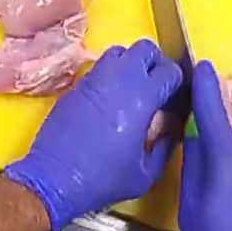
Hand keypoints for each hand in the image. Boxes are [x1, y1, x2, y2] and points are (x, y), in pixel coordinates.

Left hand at [4, 40, 183, 230]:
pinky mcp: (74, 88)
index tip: (174, 100)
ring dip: (130, 66)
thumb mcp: (144, 174)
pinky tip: (108, 101)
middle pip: (145, 49)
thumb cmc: (102, 180)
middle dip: (155, 64)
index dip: (177, 84)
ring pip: (119, 53)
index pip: (171, 71)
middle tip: (155, 88)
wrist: (54, 179)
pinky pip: (97, 69)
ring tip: (131, 91)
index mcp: (141, 97)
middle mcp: (118, 79)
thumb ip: (165, 147)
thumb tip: (172, 131)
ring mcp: (93, 80)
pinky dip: (109, 77)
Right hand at [179, 61, 231, 230]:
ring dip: (231, 179)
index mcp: (228, 158)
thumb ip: (193, 169)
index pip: (214, 112)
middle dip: (214, 156)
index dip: (205, 89)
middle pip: (229, 144)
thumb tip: (196, 139)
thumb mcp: (191, 210)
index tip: (202, 66)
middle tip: (200, 190)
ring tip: (222, 215)